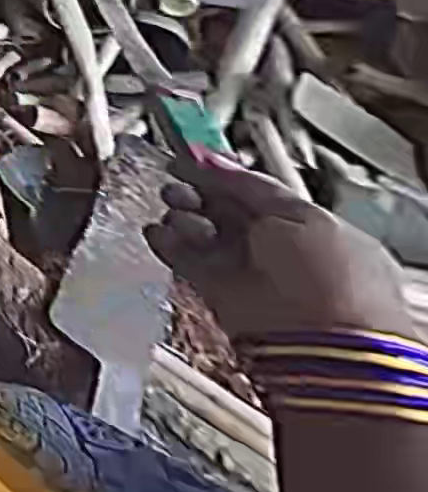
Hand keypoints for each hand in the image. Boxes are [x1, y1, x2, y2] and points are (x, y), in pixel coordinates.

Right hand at [145, 156, 413, 339]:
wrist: (311, 333)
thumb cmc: (329, 277)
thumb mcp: (300, 216)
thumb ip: (249, 185)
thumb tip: (210, 159)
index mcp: (302, 226)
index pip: (248, 190)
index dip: (218, 174)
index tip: (189, 159)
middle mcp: (266, 242)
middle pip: (212, 204)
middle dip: (192, 192)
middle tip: (182, 191)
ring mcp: (233, 261)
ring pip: (188, 222)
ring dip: (180, 215)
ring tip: (185, 220)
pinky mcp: (203, 278)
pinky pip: (170, 247)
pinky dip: (163, 237)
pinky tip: (166, 234)